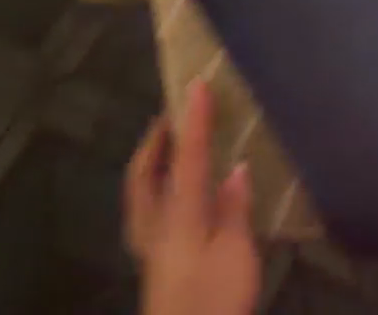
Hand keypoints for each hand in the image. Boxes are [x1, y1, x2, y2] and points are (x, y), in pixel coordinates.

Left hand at [125, 81, 260, 314]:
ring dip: (151, 164)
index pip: (186, 159)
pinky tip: (180, 195)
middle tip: (172, 113)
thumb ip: (234, 210)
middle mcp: (158, 228)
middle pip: (144, 177)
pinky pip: (151, 213)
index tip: (196, 84)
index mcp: (180, 218)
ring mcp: (154, 250)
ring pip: (142, 196)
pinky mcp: (159, 267)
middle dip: (154, 142)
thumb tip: (236, 167)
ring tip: (170, 145)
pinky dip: (159, 189)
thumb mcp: (236, 256)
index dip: (193, 120)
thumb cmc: (215, 302)